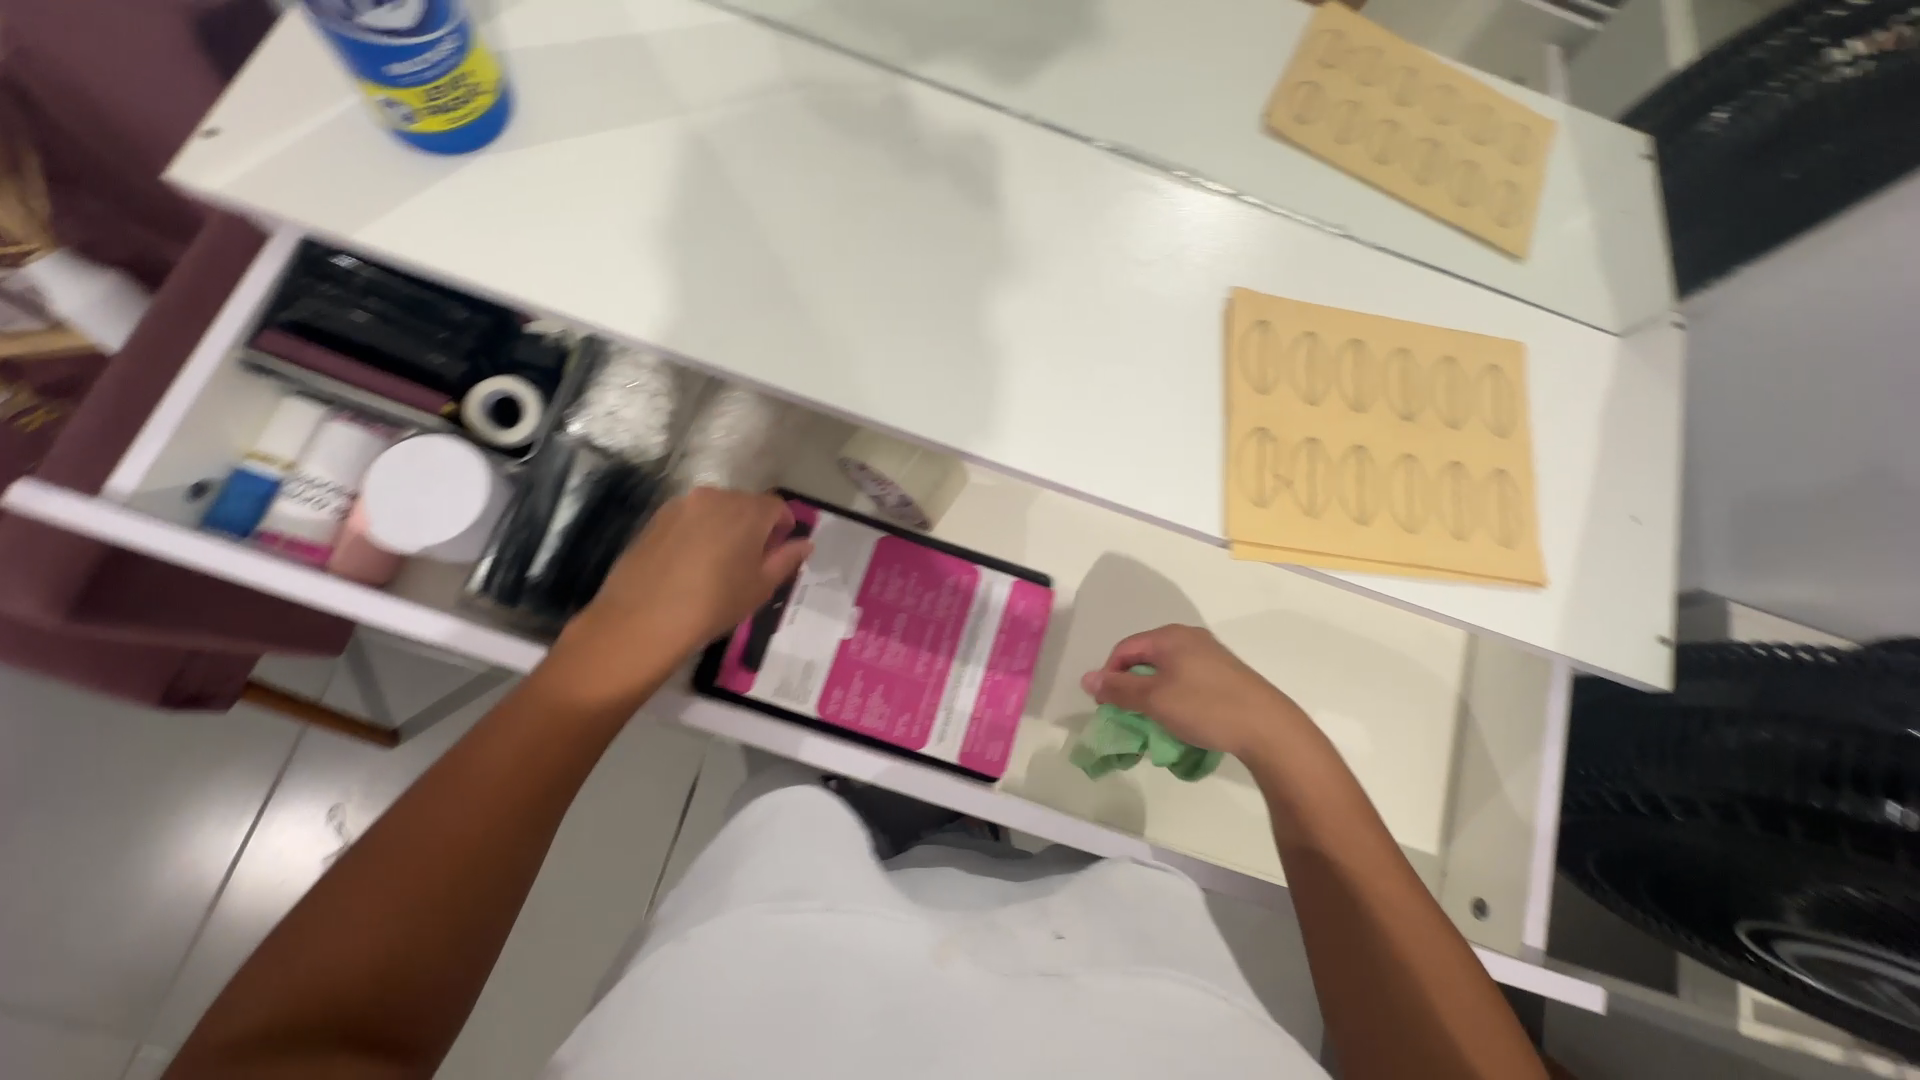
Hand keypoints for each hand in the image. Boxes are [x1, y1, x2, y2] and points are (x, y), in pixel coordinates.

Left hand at [545, 489, 813, 706]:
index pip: (777, 506)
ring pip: (714, 510)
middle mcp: (715, 497)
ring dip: (724, 528)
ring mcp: (681, 505)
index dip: (783, 527)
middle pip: (745, 504)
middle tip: (749, 561)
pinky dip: (697, 533)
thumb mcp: (761, 586)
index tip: (778, 552)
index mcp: (748, 510)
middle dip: (753, 526)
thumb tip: (804, 543)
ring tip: (717, 564)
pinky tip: (689, 565)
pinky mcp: (655, 518)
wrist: (644, 618)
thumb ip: (787, 559)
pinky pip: (688, 519)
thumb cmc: (715, 603)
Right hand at [1079, 625, 1308, 761]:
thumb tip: (1087, 679)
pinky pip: (1187, 679)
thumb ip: (1118, 689)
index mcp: (1170, 636)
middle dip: (1131, 684)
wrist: (1268, 728)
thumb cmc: (1205, 707)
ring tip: (1154, 718)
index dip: (1109, 675)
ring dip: (1153, 692)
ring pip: (1167, 670)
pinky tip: (1182, 718)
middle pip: (1146, 657)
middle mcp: (1190, 638)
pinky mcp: (1226, 674)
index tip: (1107, 705)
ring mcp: (1211, 655)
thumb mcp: (1154, 700)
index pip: (1124, 649)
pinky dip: (1175, 695)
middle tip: (1127, 713)